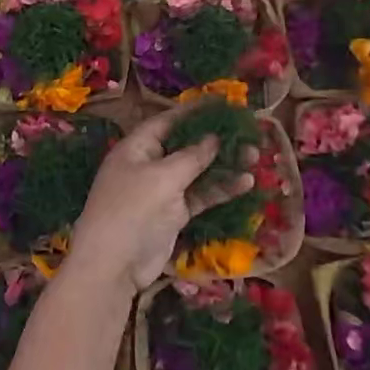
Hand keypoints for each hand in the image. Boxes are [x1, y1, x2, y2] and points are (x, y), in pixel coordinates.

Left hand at [68, 105, 255, 292]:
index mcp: (137, 147)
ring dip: (224, 165)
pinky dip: (220, 189)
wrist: (114, 265)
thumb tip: (214, 138)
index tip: (222, 104)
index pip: (168, 121)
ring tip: (255, 156)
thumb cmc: (131, 210)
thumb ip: (191, 156)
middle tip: (248, 132)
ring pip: (197, 171)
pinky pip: (200, 195)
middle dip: (216, 139)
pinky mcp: (174, 213)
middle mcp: (149, 164)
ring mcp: (162, 190)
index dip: (194, 112)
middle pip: (186, 145)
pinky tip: (245, 183)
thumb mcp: (162, 177)